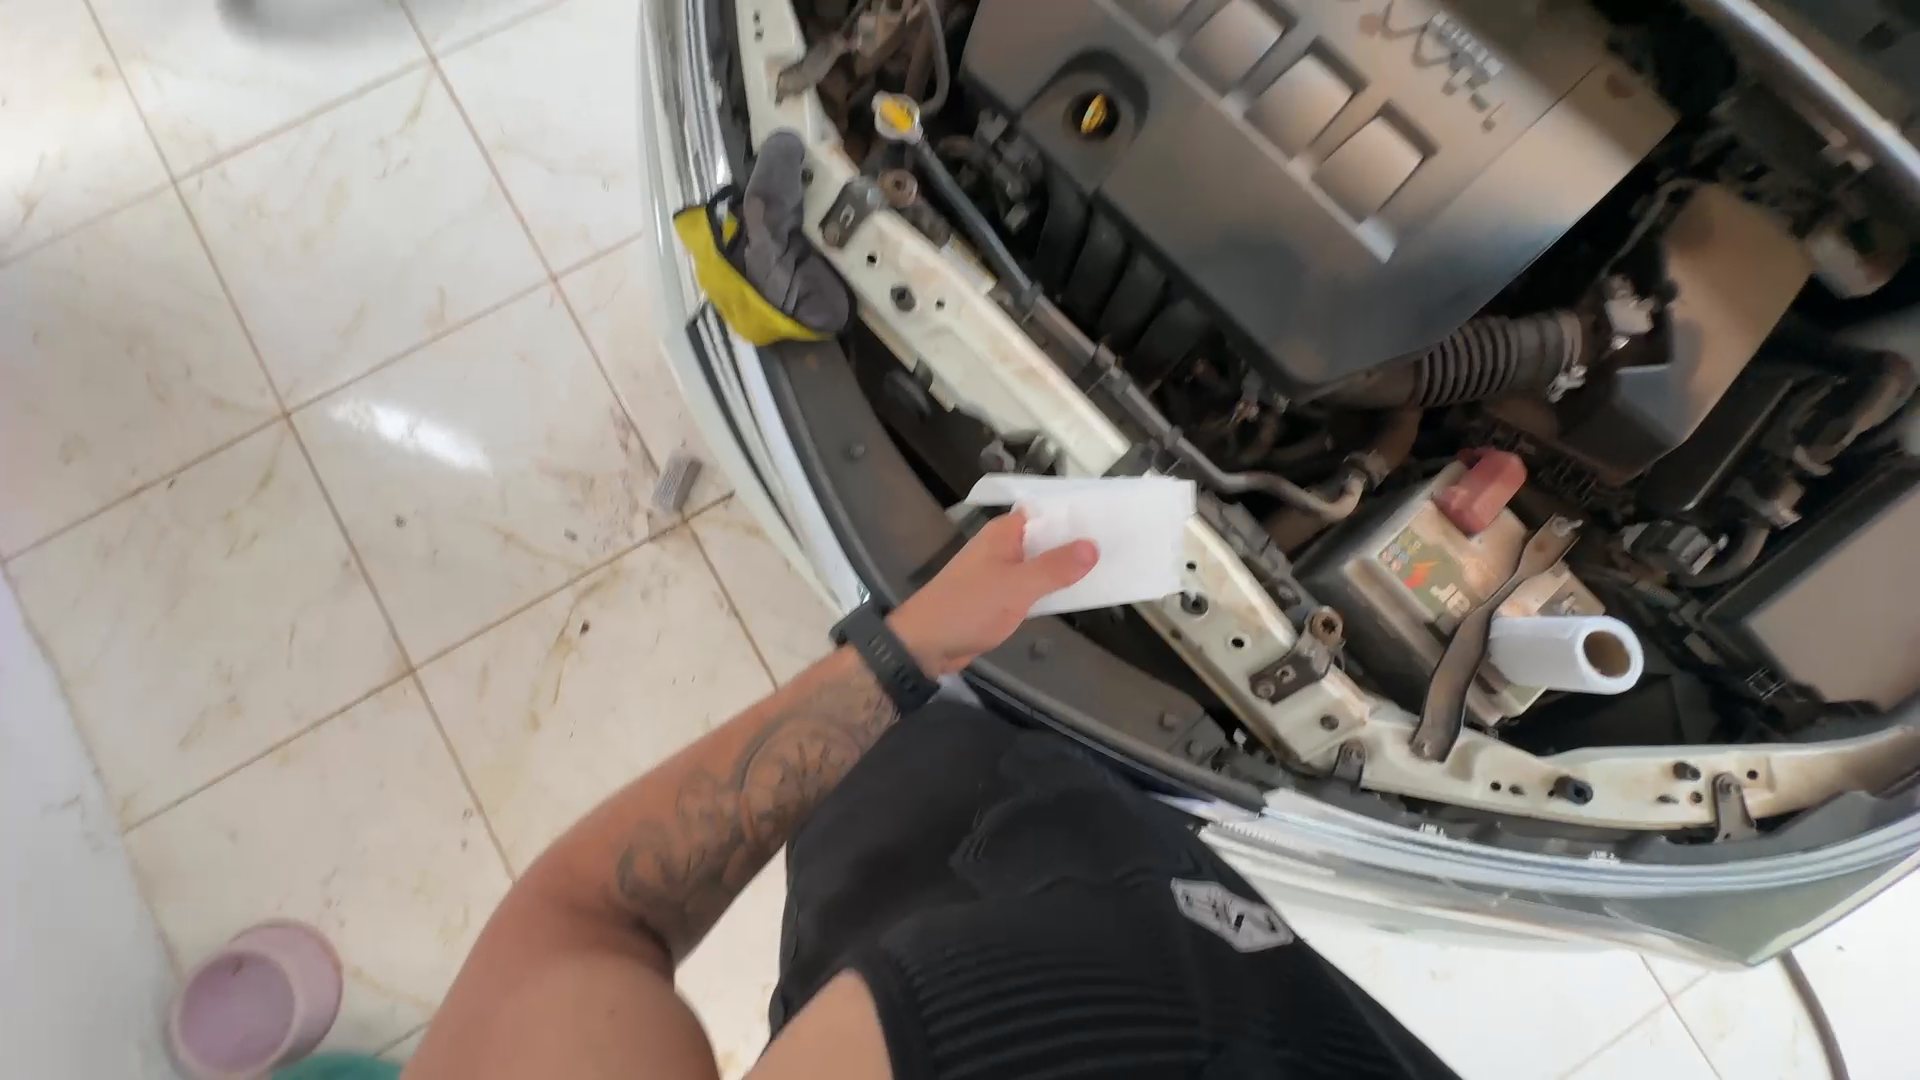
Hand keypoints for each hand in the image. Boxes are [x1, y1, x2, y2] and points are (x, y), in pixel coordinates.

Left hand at [887, 509, 1097, 676]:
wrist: (926, 645)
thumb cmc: (968, 608)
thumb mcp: (1017, 587)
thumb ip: (1055, 567)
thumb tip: (1093, 546)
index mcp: (1004, 532)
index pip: (1047, 512)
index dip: (1077, 514)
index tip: (1113, 517)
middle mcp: (1003, 547)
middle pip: (1048, 538)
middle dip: (1078, 543)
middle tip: (1122, 543)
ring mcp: (1001, 572)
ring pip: (1042, 564)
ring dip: (1068, 568)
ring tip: (1112, 566)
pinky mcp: (1001, 597)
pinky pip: (1034, 587)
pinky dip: (1053, 589)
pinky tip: (1080, 594)